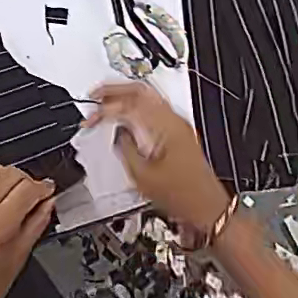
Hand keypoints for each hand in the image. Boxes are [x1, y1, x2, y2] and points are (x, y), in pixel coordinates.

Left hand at [0, 164, 54, 297]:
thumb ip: (35, 225)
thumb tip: (47, 206)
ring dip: (9, 180)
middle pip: (9, 172)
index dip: (44, 188)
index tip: (50, 192)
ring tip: (17, 201)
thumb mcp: (17, 259)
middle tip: (36, 196)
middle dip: (27, 180)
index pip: (28, 187)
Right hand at [85, 81, 230, 231]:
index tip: (92, 118)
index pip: (130, 104)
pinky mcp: (177, 131)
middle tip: (94, 96)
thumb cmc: (181, 195)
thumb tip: (116, 132)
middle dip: (114, 90)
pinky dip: (135, 105)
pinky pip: (153, 107)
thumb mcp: (142, 174)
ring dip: (124, 95)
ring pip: (147, 95)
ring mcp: (177, 123)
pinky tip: (124, 113)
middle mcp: (174, 120)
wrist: (205, 207)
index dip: (106, 109)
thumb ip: (125, 146)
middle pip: (141, 90)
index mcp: (165, 127)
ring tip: (104, 101)